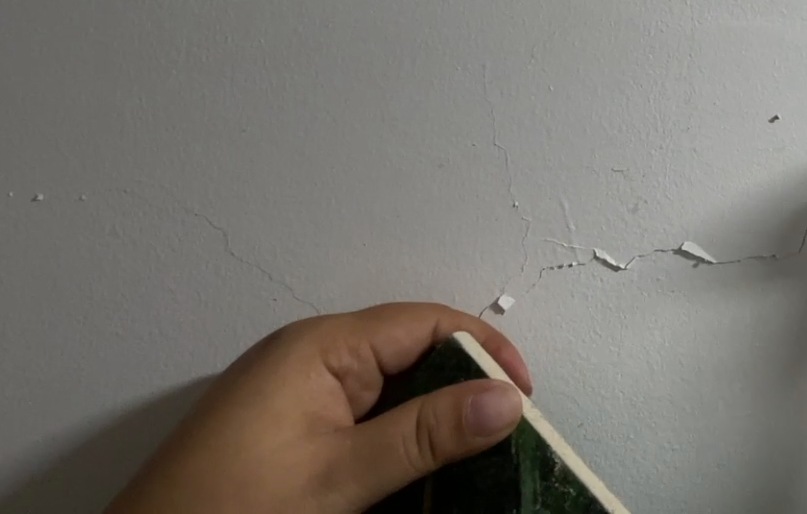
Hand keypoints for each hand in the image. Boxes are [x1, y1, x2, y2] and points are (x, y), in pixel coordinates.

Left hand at [108, 303, 533, 513]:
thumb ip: (424, 435)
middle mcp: (310, 355)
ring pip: (390, 388)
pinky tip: (414, 472)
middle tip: (499, 436)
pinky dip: (396, 439)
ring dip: (431, 418)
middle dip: (461, 387)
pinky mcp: (284, 430)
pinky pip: (362, 416)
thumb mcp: (335, 481)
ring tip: (466, 457)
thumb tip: (508, 399)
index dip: (484, 351)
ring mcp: (294, 393)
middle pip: (412, 351)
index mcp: (320, 346)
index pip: (427, 324)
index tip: (521, 399)